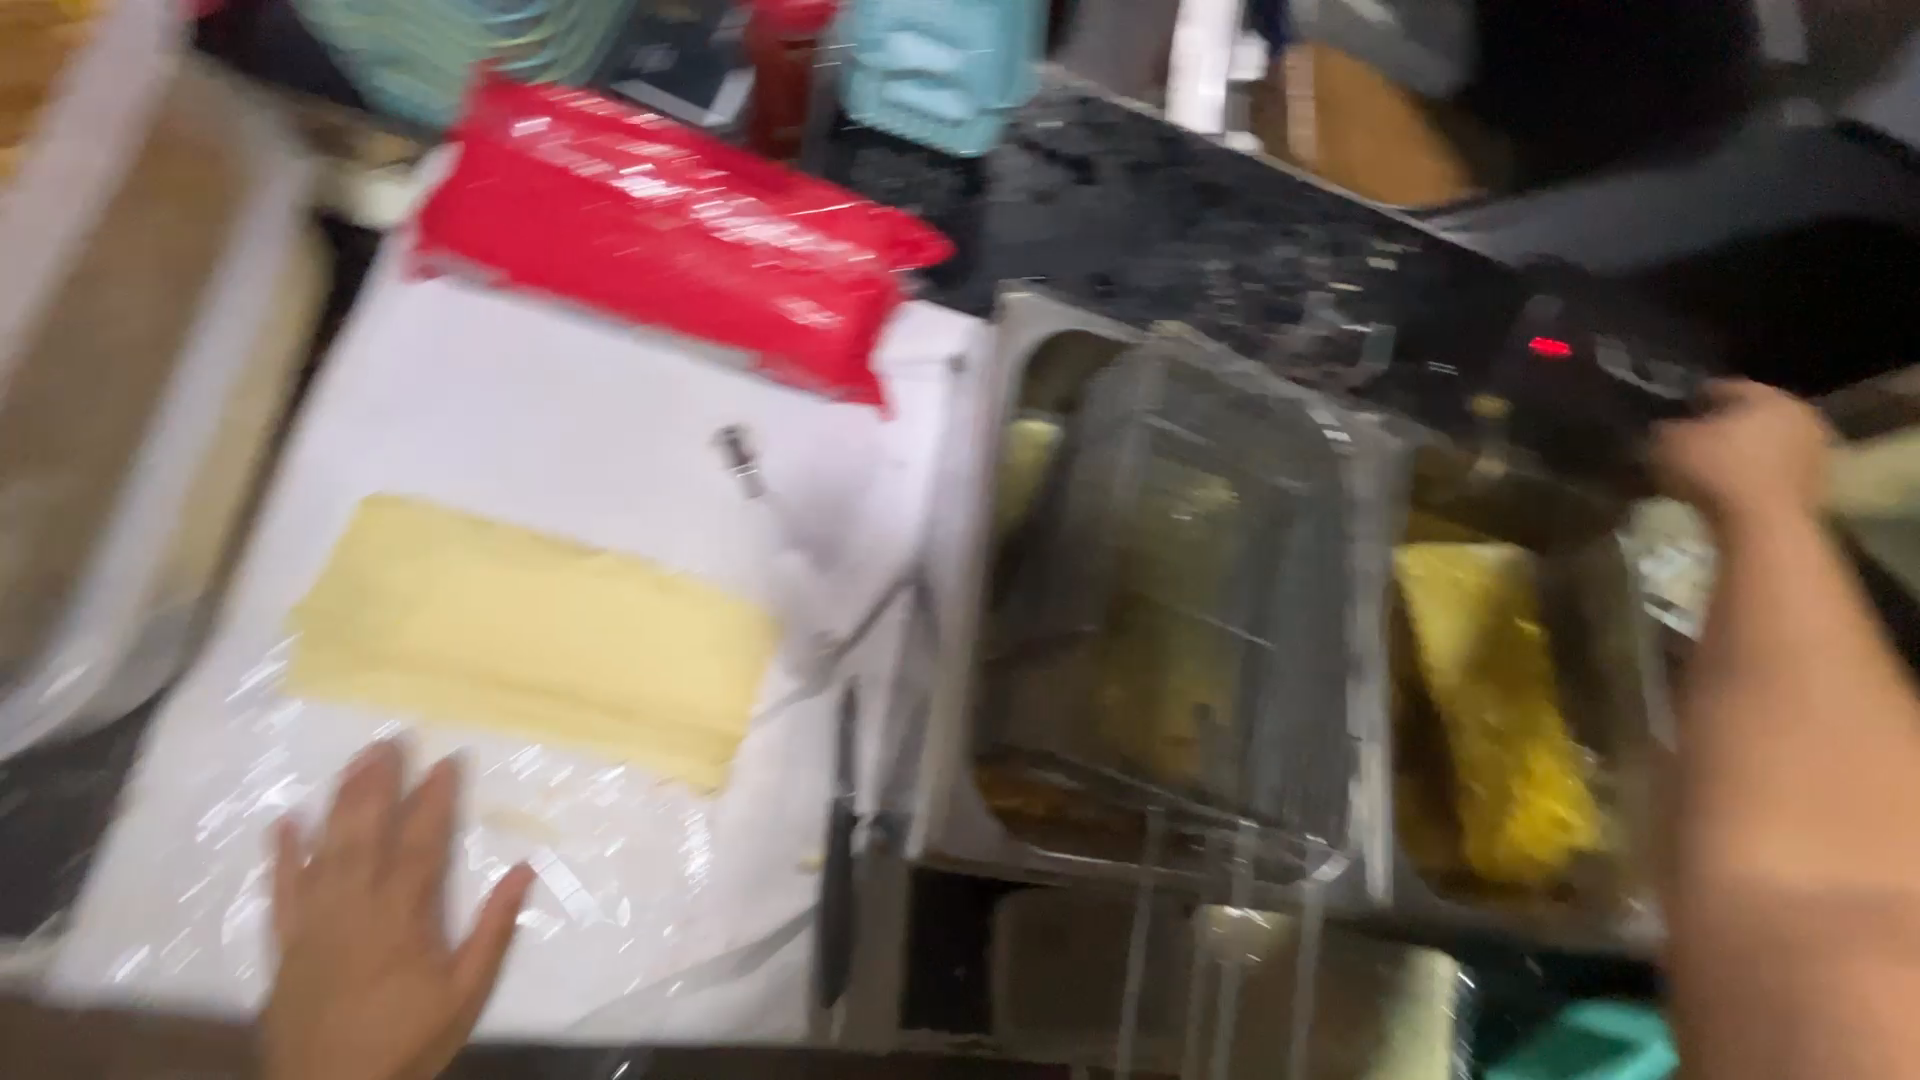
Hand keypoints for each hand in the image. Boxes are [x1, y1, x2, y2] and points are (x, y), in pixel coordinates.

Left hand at [262, 741, 535, 1079]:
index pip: (422, 844)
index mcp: (402, 919)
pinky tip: (285, 823)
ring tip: (354, 763)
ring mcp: (313, 927)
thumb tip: (524, 869)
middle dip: (378, 785)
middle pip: (366, 836)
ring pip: (324, 853)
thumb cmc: (409, 1042)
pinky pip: (280, 895)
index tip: (447, 761)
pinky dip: (281, 858)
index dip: (435, 800)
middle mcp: (353, 911)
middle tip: (390, 741)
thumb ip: (493, 928)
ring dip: (338, 804)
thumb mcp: (467, 991)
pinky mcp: (285, 948)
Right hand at [1652, 378, 1832, 527]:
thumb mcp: (1668, 443)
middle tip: (1689, 436)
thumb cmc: (1714, 470)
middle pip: (1750, 413)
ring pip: (1764, 440)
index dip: (1693, 398)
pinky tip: (1725, 483)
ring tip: (1705, 464)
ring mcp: (1814, 447)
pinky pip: (1773, 465)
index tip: (1671, 410)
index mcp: (1766, 397)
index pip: (1724, 387)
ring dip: (1738, 449)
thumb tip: (1666, 426)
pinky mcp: (1815, 478)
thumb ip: (1665, 428)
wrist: (1762, 521)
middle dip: (1720, 423)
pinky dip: (1750, 470)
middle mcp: (1798, 414)